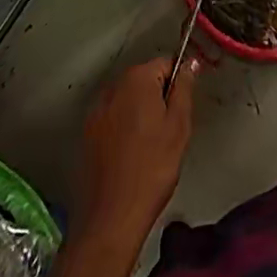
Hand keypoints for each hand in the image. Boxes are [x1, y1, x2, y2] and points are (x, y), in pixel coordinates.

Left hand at [78, 57, 196, 236]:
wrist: (113, 214)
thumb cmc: (153, 167)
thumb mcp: (179, 126)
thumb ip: (184, 88)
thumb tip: (189, 64)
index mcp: (136, 79)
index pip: (165, 63)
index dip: (179, 83)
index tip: (183, 109)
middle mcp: (112, 87)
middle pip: (144, 79)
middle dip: (159, 97)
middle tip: (171, 130)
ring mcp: (96, 110)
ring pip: (128, 99)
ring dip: (141, 112)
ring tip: (152, 146)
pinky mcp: (87, 132)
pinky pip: (113, 117)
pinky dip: (124, 127)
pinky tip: (132, 154)